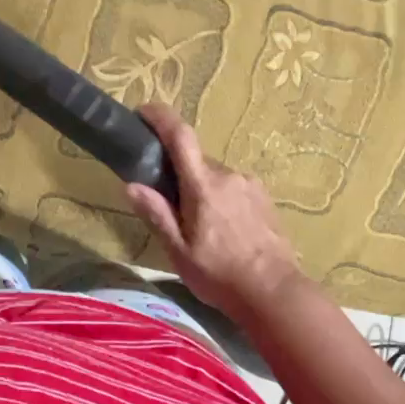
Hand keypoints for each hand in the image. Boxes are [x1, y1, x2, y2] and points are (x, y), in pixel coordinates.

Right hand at [123, 104, 302, 319]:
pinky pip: (234, 189)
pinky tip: (223, 232)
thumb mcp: (179, 251)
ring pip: (216, 177)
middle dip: (180, 175)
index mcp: (203, 186)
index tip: (143, 112)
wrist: (272, 291)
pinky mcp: (264, 199)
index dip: (160, 118)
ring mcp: (251, 185)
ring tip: (199, 229)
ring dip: (202, 192)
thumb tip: (132, 185)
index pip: (180, 136)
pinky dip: (221, 201)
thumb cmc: (219, 275)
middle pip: (197, 162)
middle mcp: (229, 175)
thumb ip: (157, 214)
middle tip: (168, 207)